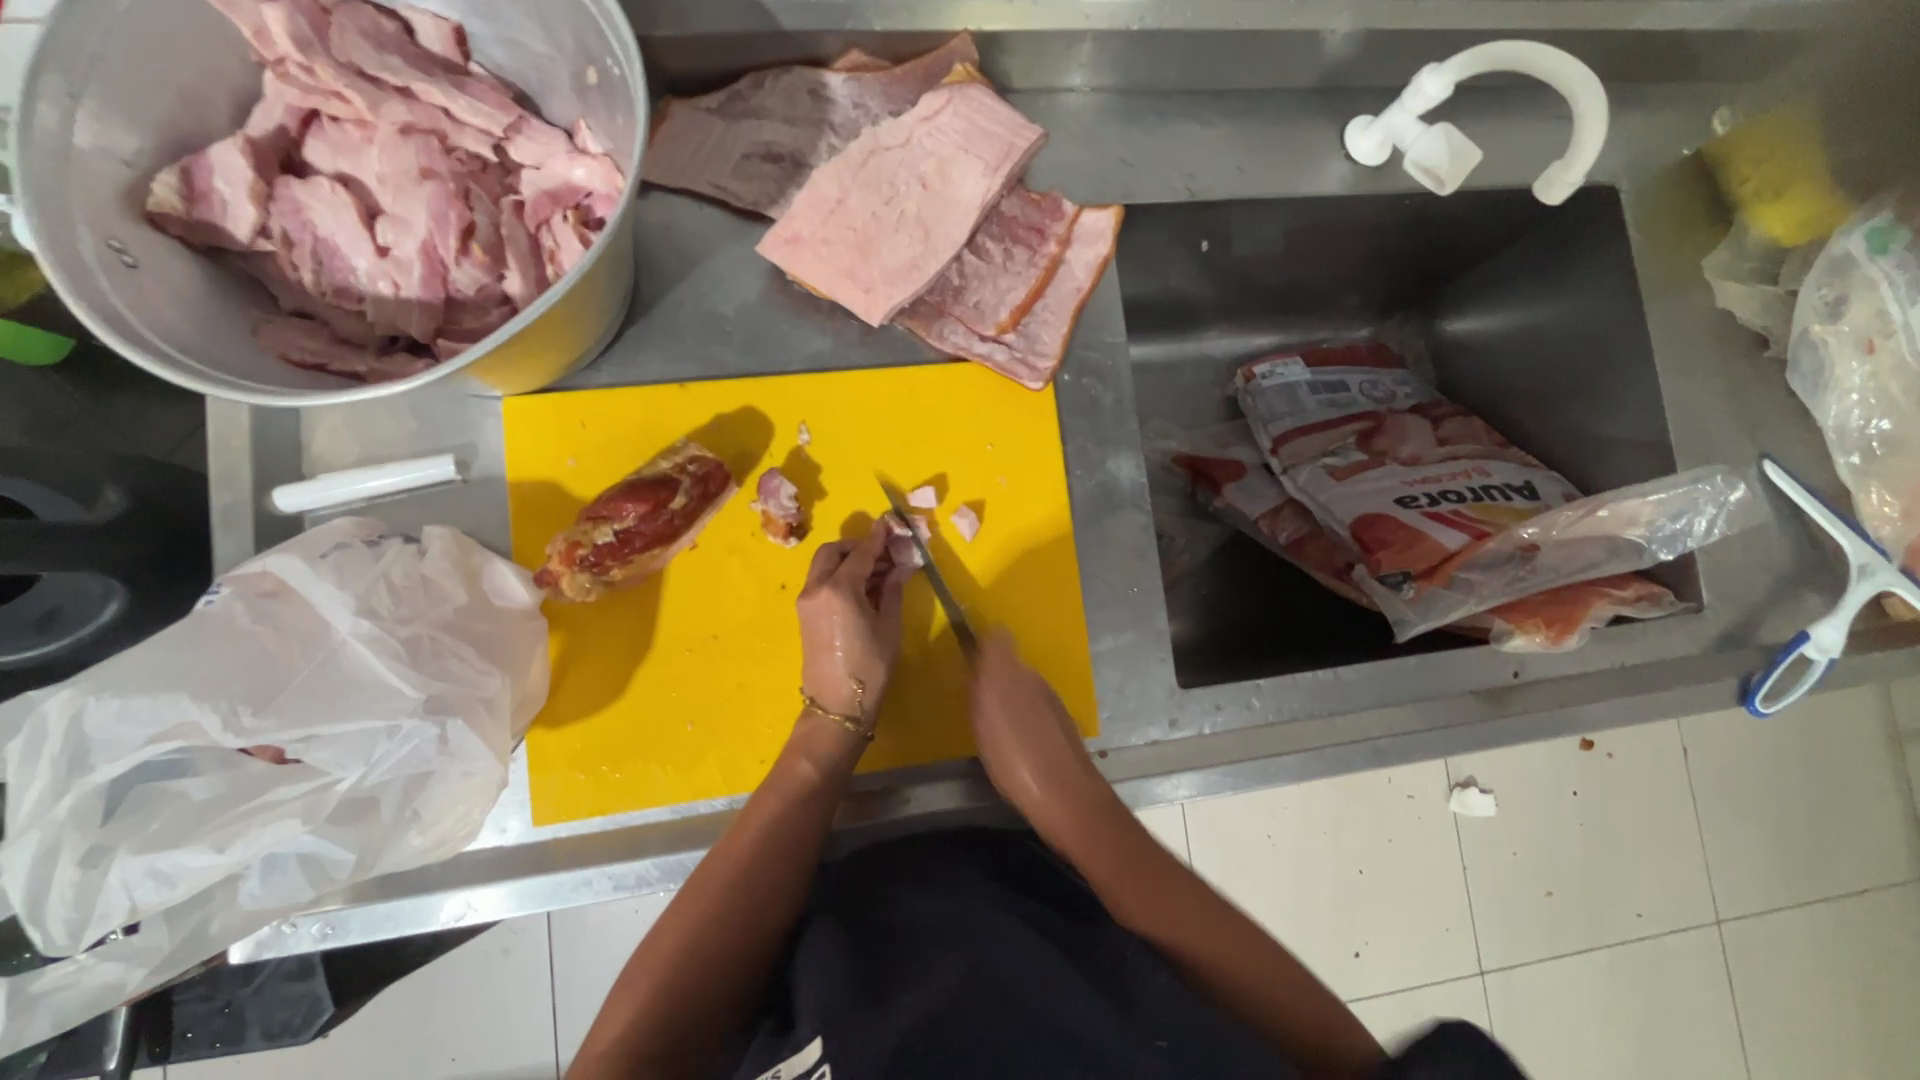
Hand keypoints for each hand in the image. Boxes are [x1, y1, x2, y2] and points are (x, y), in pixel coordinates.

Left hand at [797, 518, 911, 724]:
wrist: (838, 705)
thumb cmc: (871, 666)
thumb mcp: (889, 626)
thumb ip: (893, 590)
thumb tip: (901, 566)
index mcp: (840, 588)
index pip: (861, 553)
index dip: (877, 538)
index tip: (889, 523)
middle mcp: (817, 588)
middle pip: (833, 551)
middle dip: (857, 546)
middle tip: (882, 553)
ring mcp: (806, 601)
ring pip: (824, 565)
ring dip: (847, 560)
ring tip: (876, 572)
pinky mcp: (804, 614)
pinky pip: (821, 581)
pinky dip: (839, 575)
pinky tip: (861, 588)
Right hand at [968, 631, 1106, 833]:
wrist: (1066, 802)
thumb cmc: (1019, 752)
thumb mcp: (994, 700)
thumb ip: (993, 662)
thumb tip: (994, 627)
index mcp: (1022, 675)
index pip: (1000, 644)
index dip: (981, 647)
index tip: (960, 656)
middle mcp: (1041, 688)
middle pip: (1011, 670)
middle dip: (990, 676)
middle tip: (965, 692)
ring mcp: (1054, 716)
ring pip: (1022, 696)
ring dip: (1004, 702)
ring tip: (982, 720)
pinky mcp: (1059, 744)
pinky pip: (1030, 722)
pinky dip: (1016, 726)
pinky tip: (1006, 745)